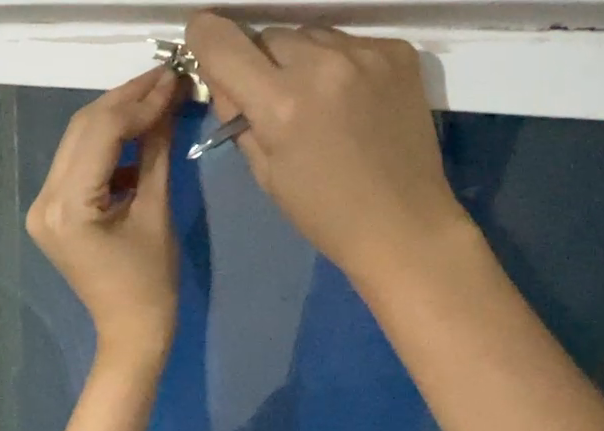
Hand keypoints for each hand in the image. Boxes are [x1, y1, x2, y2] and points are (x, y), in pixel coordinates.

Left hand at [26, 66, 180, 363]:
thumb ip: (156, 149)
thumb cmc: (150, 283)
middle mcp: (43, 203)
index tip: (175, 78)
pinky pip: (77, 165)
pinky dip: (105, 147)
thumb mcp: (156, 211)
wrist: (130, 331)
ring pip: (78, 142)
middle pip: (83, 129)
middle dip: (126, 101)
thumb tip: (168, 96)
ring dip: (115, 119)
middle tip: (167, 79)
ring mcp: (41, 209)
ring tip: (157, 101)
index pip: (101, 131)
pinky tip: (137, 138)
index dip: (140, 100)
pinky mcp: (49, 214)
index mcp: (67, 207)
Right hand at [184, 14, 471, 284]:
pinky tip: (352, 103)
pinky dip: (340, 66)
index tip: (203, 43)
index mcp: (280, 105)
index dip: (205, 38)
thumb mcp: (266, 174)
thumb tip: (224, 81)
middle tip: (273, 101)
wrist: (401, 222)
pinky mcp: (396, 51)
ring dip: (301, 62)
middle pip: (268, 37)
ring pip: (310, 36)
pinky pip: (349, 44)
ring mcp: (364, 53)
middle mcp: (321, 64)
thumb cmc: (324, 213)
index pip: (223, 43)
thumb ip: (239, 120)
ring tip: (317, 105)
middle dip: (260, 62)